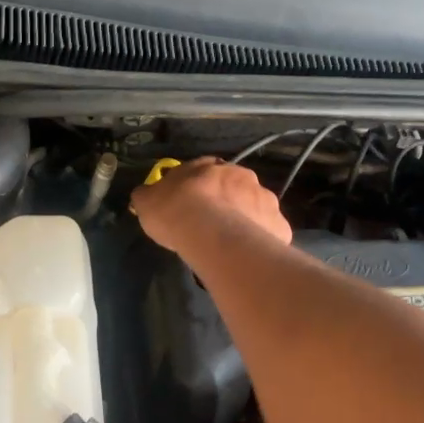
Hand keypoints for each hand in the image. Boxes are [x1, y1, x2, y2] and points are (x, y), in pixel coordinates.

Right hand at [131, 157, 291, 253]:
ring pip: (256, 208)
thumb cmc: (176, 211)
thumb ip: (148, 196)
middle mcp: (241, 175)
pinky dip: (263, 241)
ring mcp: (264, 198)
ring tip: (233, 245)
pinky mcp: (279, 224)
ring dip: (248, 219)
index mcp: (209, 166)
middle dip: (227, 202)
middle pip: (234, 187)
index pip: (205, 171)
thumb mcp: (148, 202)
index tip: (192, 205)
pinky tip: (251, 256)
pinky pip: (271, 232)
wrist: (211, 233)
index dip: (198, 189)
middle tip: (213, 225)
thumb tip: (144, 195)